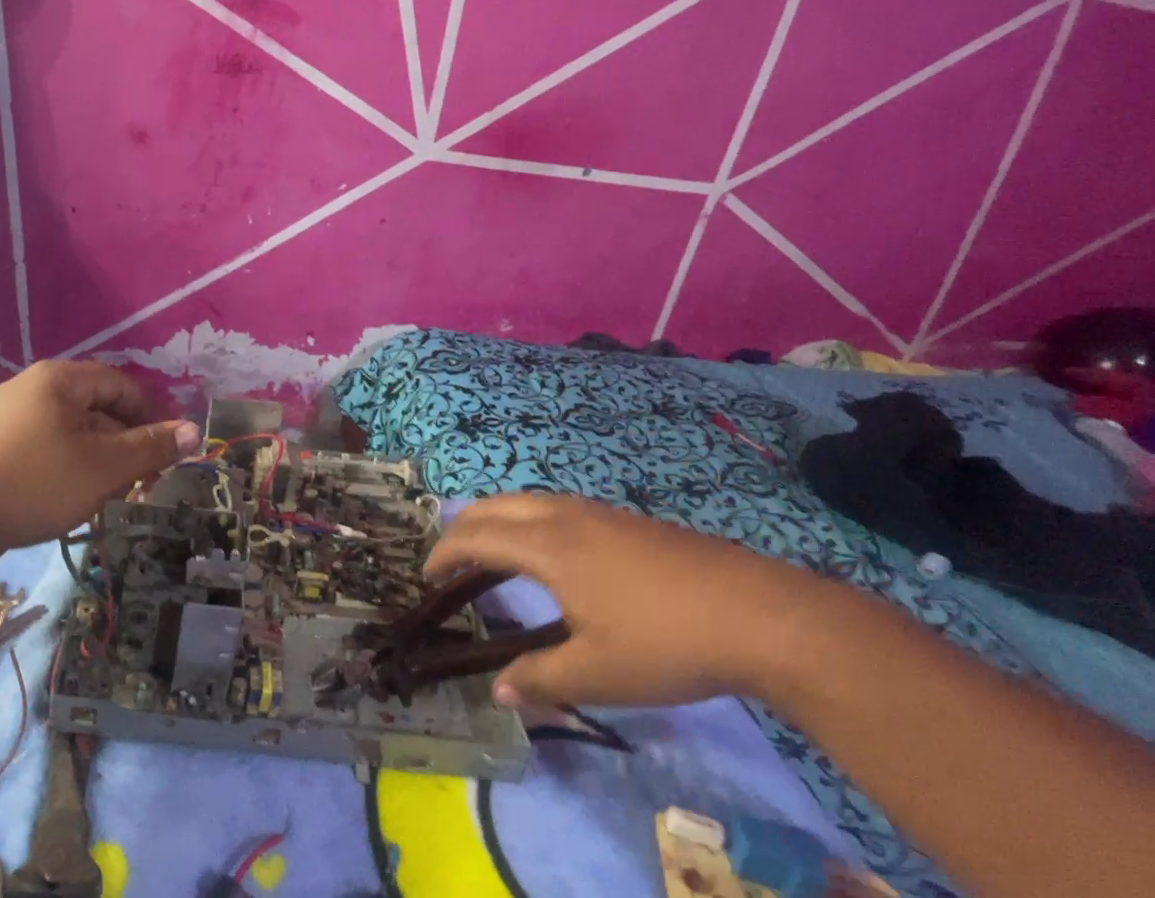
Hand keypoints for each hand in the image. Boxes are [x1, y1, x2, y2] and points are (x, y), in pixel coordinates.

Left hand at [0, 361, 198, 555]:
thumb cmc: (36, 484)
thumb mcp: (105, 468)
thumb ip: (151, 447)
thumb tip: (194, 430)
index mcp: (59, 379)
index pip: (121, 384)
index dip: (151, 416)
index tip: (164, 454)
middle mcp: (31, 387)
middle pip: (96, 408)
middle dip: (123, 445)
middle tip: (137, 483)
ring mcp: (6, 416)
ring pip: (71, 432)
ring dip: (97, 461)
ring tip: (103, 497)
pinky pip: (44, 447)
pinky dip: (66, 468)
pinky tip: (66, 500)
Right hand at [425, 494, 839, 708]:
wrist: (767, 618)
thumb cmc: (668, 645)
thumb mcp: (596, 675)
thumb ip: (539, 680)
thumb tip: (499, 692)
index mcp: (550, 547)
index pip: (477, 536)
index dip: (444, 553)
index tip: (426, 577)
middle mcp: (570, 518)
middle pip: (499, 505)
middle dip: (465, 526)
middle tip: (450, 560)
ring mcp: (606, 515)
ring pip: (533, 501)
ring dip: (501, 520)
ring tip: (494, 554)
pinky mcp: (635, 524)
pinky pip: (562, 508)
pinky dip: (533, 523)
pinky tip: (555, 557)